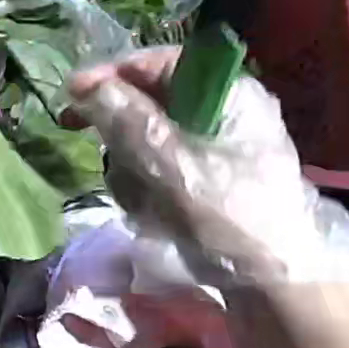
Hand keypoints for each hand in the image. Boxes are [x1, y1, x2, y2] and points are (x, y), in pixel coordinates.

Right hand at [66, 48, 340, 284]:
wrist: (274, 285)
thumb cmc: (228, 215)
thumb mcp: (170, 164)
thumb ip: (126, 119)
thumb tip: (85, 85)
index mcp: (227, 94)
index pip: (159, 62)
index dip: (112, 73)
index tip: (74, 93)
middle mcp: (221, 111)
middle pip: (148, 99)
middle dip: (117, 126)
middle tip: (76, 131)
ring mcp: (214, 145)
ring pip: (146, 134)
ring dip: (127, 161)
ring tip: (135, 194)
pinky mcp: (205, 175)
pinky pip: (156, 164)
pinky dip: (142, 182)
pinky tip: (149, 209)